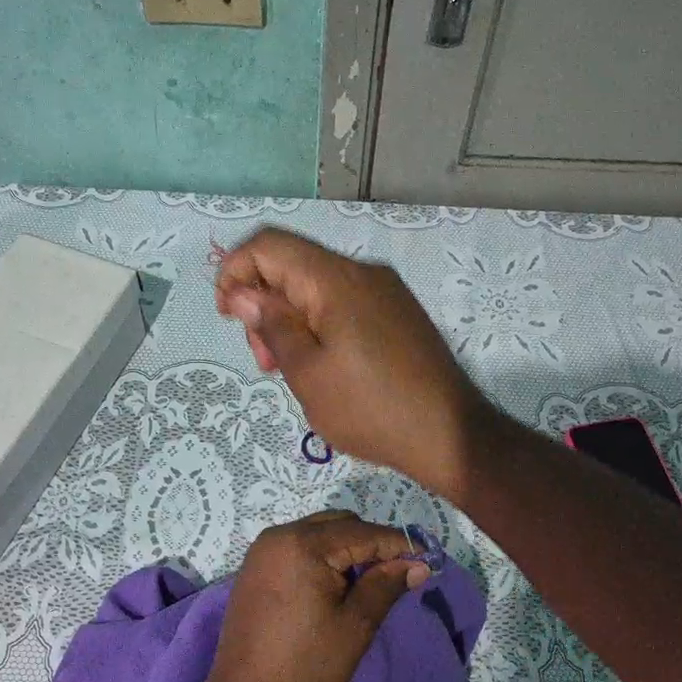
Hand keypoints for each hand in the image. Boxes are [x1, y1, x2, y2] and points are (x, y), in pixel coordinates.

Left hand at [202, 511, 430, 681]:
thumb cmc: (305, 663)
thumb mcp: (355, 625)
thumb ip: (386, 585)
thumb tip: (418, 564)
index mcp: (304, 544)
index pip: (364, 533)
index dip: (399, 544)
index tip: (428, 558)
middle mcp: (281, 535)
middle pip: (340, 524)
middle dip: (372, 544)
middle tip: (397, 574)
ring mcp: (264, 549)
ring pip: (320, 531)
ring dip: (348, 548)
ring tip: (368, 582)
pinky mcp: (256, 565)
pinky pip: (299, 545)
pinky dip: (323, 555)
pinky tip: (336, 585)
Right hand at [215, 228, 491, 496]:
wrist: (452, 435)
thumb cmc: (371, 409)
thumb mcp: (307, 373)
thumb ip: (272, 325)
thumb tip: (243, 292)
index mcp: (336, 279)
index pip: (268, 245)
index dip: (235, 272)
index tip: (229, 318)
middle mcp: (363, 273)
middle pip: (293, 265)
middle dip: (264, 304)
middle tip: (265, 362)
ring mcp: (385, 292)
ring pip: (317, 286)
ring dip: (290, 319)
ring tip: (291, 372)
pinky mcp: (398, 313)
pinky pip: (344, 303)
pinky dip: (319, 325)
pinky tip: (322, 367)